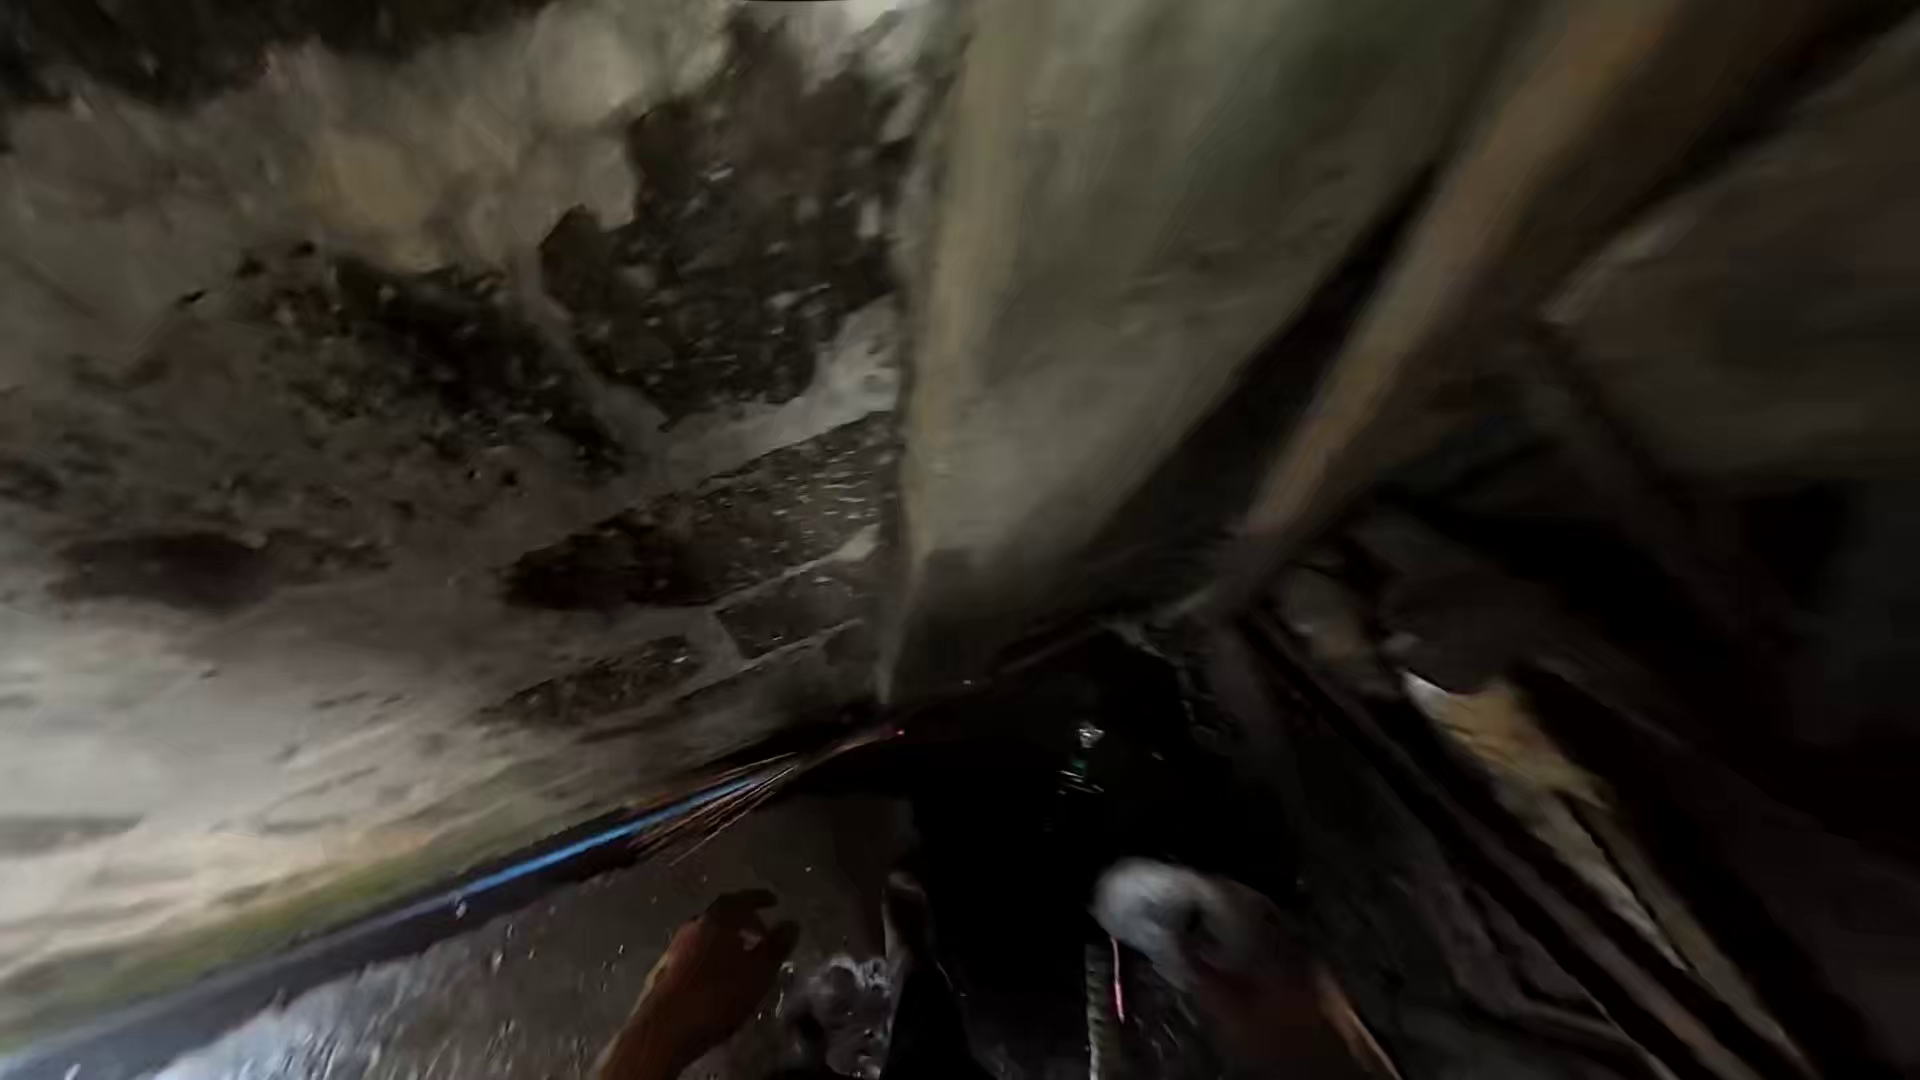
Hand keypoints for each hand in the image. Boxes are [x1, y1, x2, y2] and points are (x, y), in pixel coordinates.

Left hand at [621, 890, 799, 1075]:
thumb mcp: (757, 973)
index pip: (742, 897)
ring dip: (723, 941)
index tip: (774, 901)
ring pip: (704, 936)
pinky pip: (690, 956)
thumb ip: (776, 947)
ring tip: (737, 958)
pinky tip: (712, 979)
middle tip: (759, 933)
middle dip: (742, 921)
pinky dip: (706, 958)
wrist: (659, 1034)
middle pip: (721, 915)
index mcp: (718, 919)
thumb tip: (792, 924)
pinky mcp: (659, 975)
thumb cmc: (715, 997)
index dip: (760, 897)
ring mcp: (672, 951)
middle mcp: (693, 926)